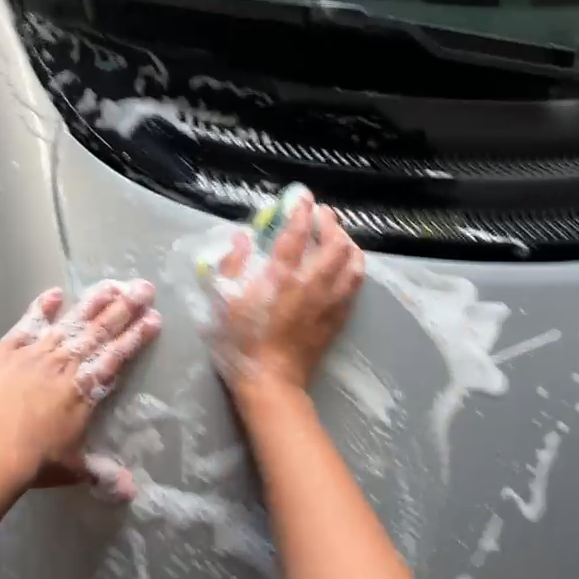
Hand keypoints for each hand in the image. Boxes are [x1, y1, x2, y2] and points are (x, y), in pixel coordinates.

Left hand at [0, 280, 161, 500]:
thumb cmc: (35, 461)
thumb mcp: (72, 468)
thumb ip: (101, 473)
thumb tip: (130, 492)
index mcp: (84, 390)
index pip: (116, 357)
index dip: (135, 337)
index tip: (153, 318)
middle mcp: (65, 364)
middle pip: (99, 331)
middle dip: (123, 308)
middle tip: (143, 287)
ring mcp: (36, 353)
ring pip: (70, 322)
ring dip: (92, 302)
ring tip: (111, 284)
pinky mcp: (7, 350)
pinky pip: (28, 323)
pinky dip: (41, 307)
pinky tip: (54, 292)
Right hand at [208, 191, 365, 400]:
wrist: (270, 381)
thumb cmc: (240, 341)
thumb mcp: (223, 300)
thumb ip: (233, 264)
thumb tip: (243, 238)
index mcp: (280, 276)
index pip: (297, 233)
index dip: (301, 210)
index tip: (302, 196)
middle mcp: (310, 283)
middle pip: (334, 243)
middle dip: (331, 223)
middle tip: (322, 214)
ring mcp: (329, 302)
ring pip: (353, 262)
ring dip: (348, 242)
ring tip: (339, 235)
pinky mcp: (339, 318)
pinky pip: (356, 285)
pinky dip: (355, 267)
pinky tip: (348, 264)